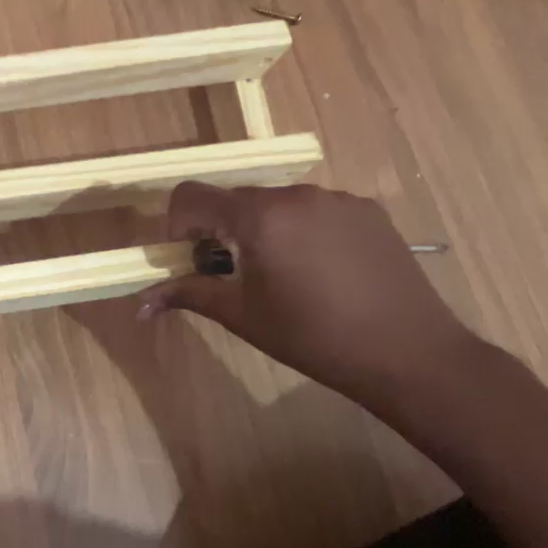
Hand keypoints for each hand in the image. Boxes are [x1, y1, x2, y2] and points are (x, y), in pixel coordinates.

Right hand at [138, 182, 481, 400]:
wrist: (408, 352)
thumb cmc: (312, 336)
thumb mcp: (241, 315)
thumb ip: (188, 294)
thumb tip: (139, 305)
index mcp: (259, 217)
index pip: (192, 196)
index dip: (177, 224)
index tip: (188, 259)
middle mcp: (296, 195)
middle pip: (235, 200)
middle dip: (219, 231)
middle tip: (229, 275)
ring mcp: (337, 200)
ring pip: (276, 205)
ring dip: (260, 231)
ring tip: (279, 277)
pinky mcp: (368, 212)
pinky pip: (314, 211)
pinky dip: (299, 232)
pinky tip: (319, 273)